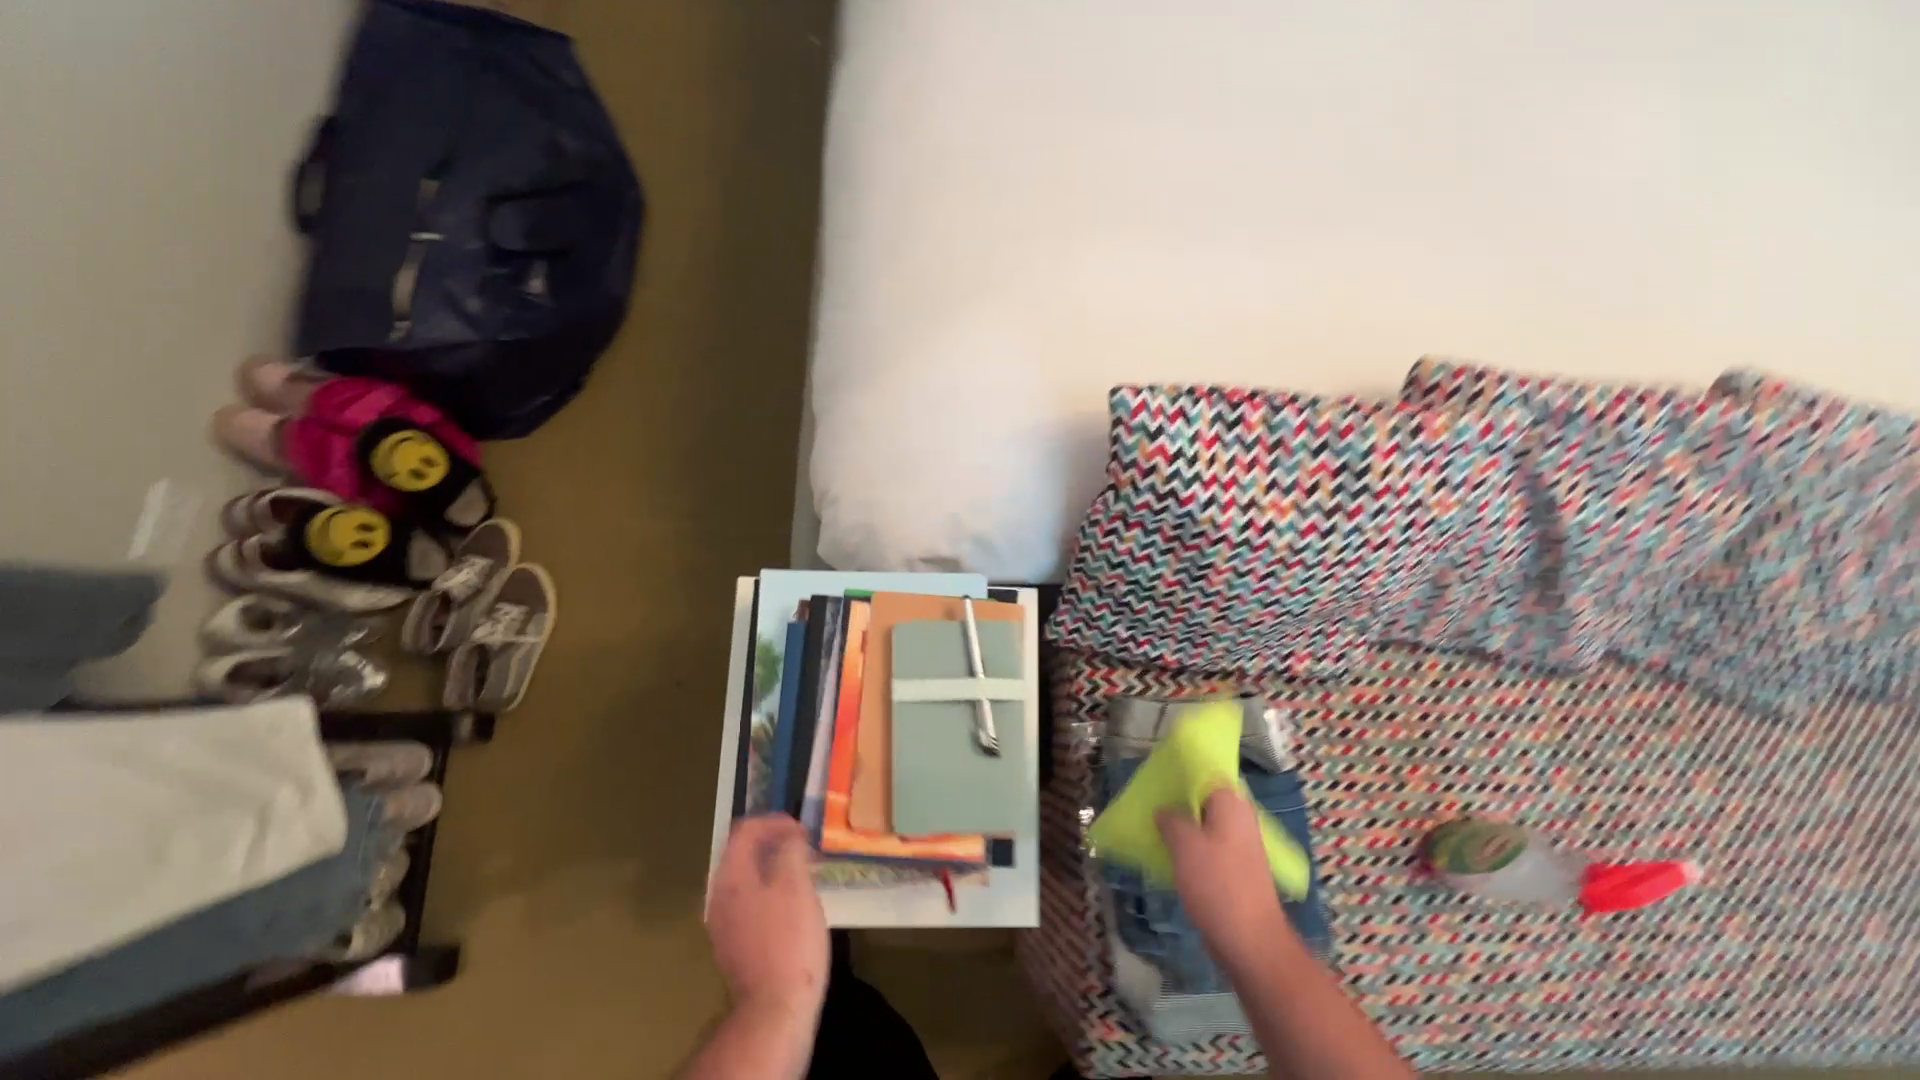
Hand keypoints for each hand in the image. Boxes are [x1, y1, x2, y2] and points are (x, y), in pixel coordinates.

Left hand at [706, 814, 828, 1019]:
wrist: (773, 1008)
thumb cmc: (789, 940)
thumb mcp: (797, 886)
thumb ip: (790, 851)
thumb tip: (789, 838)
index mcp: (730, 877)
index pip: (744, 830)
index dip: (774, 821)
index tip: (803, 829)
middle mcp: (718, 896)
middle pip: (741, 854)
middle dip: (773, 844)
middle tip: (804, 849)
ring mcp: (722, 924)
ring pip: (745, 880)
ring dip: (771, 868)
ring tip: (802, 875)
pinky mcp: (732, 947)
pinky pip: (747, 905)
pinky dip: (768, 893)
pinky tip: (791, 908)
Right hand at [1156, 788, 1293, 959]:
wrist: (1250, 940)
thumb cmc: (1217, 884)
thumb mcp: (1185, 845)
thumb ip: (1171, 819)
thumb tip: (1164, 811)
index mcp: (1232, 804)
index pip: (1207, 771)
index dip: (1182, 769)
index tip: (1155, 772)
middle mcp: (1239, 819)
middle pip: (1205, 798)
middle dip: (1177, 798)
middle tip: (1147, 799)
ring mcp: (1239, 845)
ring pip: (1204, 823)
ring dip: (1181, 824)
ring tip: (1151, 824)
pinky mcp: (1235, 869)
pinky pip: (1207, 846)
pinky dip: (1189, 846)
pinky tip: (1167, 852)